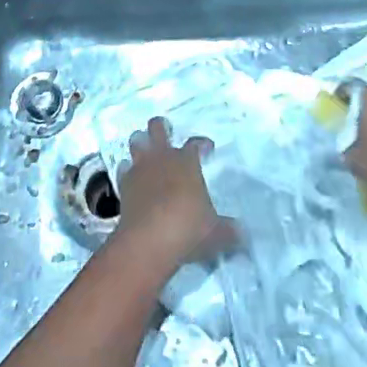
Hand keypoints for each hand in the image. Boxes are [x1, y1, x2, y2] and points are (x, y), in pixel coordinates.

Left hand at [114, 117, 236, 267]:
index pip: (195, 144)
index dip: (202, 143)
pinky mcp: (123, 183)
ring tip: (145, 149)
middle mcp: (161, 158)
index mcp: (186, 162)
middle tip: (165, 130)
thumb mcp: (218, 233)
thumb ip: (230, 230)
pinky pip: (123, 168)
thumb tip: (243, 233)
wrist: (149, 239)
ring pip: (136, 141)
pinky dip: (127, 169)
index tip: (207, 147)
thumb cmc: (188, 229)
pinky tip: (130, 175)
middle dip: (161, 126)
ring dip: (140, 142)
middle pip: (157, 128)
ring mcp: (140, 168)